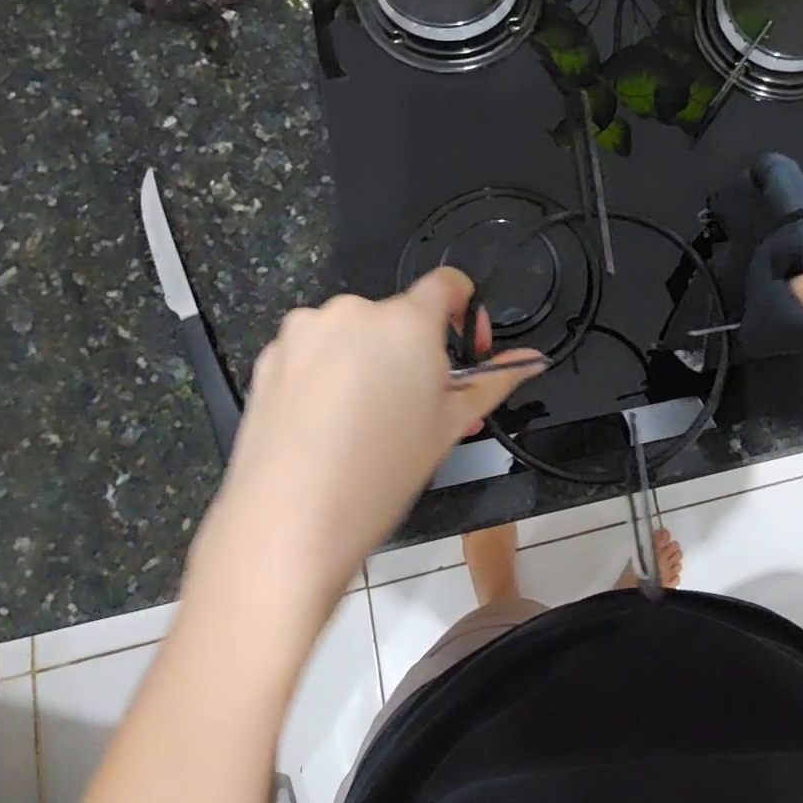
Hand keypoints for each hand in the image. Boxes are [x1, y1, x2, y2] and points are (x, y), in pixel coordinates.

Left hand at [188, 268, 543, 613]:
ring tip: (374, 419)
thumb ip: (495, 380)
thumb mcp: (452, 425)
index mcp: (407, 321)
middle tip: (422, 403)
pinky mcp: (271, 357)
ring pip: (356, 334)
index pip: (448, 282)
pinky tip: (334, 423)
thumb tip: (531, 361)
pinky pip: (315, 351)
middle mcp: (353, 312)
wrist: (291, 520)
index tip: (464, 347)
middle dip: (417, 350)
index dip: (464, 310)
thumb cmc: (381, 472)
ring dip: (373, 360)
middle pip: (400, 315)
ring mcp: (306, 332)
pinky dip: (331, 373)